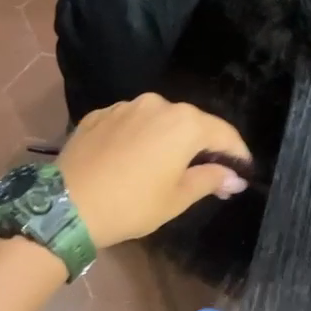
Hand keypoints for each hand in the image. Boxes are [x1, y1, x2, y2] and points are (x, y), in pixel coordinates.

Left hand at [57, 93, 251, 248]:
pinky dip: (140, 137)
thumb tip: (235, 176)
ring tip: (170, 166)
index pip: (223, 133)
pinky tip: (135, 160)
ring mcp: (124, 106)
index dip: (237, 153)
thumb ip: (210, 180)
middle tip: (210, 173)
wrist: (67, 205)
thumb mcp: (177, 198)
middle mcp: (157, 104)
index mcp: (184, 123)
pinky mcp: (98, 115)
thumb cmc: (131, 205)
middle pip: (191, 122)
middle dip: (204, 145)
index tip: (243, 172)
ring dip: (169, 139)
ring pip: (159, 120)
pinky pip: (131, 123)